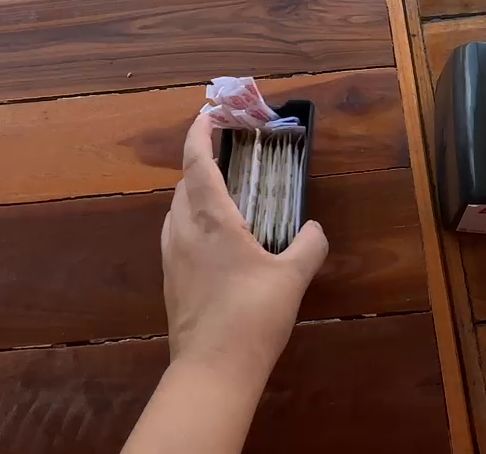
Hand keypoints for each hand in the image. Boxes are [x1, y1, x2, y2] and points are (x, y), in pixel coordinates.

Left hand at [160, 113, 328, 382]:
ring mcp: (171, 256)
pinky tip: (213, 240)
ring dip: (193, 192)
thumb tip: (315, 229)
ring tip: (221, 194)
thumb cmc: (251, 315)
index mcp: (211, 218)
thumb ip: (308, 246)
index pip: (196, 161)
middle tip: (225, 155)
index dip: (199, 132)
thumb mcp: (292, 278)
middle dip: (200, 162)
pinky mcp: (169, 280)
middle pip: (183, 182)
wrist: (212, 372)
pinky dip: (191, 220)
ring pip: (176, 209)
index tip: (208, 113)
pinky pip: (176, 234)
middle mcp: (184, 229)